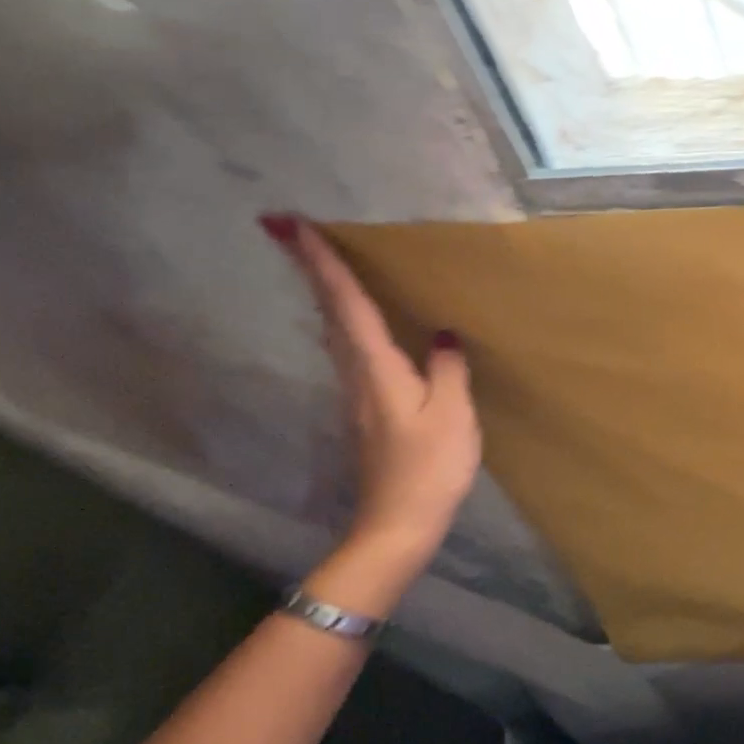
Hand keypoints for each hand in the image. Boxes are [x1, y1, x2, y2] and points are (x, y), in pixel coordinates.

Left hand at [263, 213, 481, 569]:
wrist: (400, 520)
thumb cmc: (430, 468)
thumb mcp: (453, 416)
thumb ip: (449, 371)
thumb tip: (444, 335)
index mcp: (377, 369)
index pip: (346, 304)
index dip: (322, 264)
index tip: (291, 223)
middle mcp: (356, 374)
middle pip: (330, 313)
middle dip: (312, 270)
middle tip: (290, 230)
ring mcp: (356, 395)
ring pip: (334, 331)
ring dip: (326, 295)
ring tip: (323, 266)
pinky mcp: (365, 411)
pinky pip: (349, 351)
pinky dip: (344, 323)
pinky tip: (356, 325)